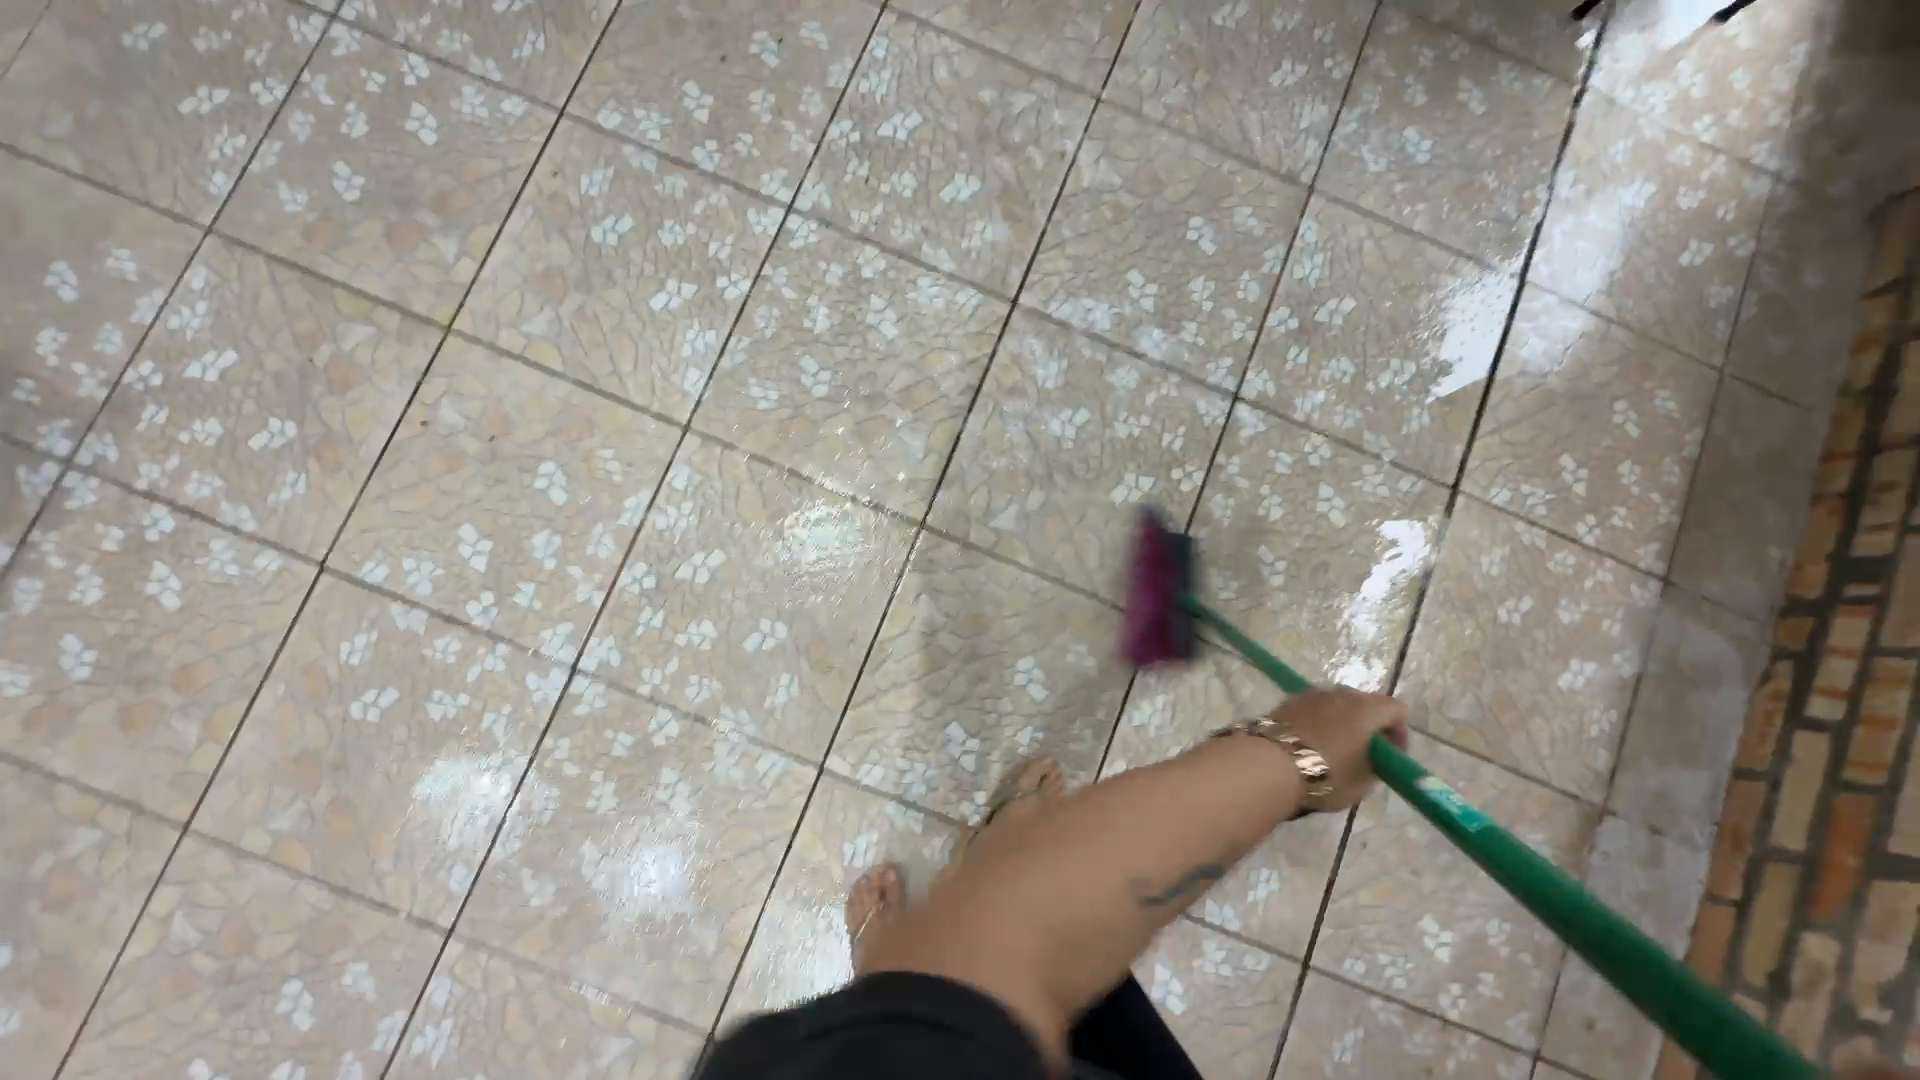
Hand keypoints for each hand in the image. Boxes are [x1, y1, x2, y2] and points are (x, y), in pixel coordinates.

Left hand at [1268, 687, 1408, 811]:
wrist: (1270, 764)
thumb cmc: (1326, 774)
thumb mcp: (1363, 781)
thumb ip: (1374, 765)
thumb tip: (1370, 759)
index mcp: (1366, 708)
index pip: (1396, 709)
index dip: (1399, 732)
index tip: (1390, 755)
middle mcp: (1339, 693)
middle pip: (1364, 702)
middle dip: (1369, 725)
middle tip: (1364, 752)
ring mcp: (1310, 694)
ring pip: (1335, 704)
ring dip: (1341, 721)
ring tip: (1334, 749)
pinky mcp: (1286, 701)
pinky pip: (1312, 709)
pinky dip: (1317, 721)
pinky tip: (1309, 744)